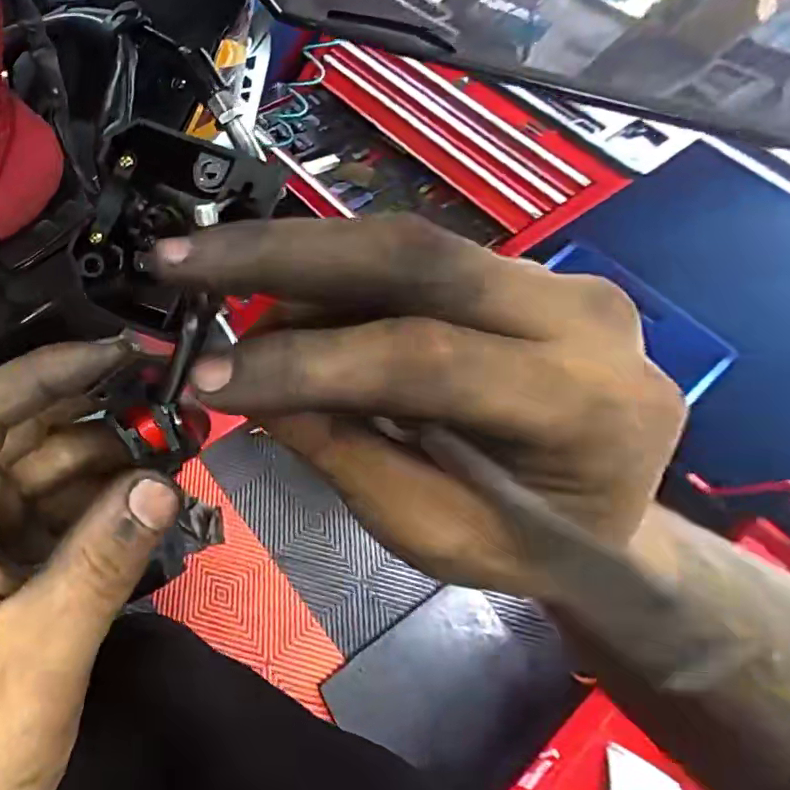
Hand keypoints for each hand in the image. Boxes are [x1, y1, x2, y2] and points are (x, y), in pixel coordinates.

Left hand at [0, 341, 183, 789]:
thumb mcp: (37, 654)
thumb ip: (101, 563)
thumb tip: (161, 482)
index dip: (45, 373)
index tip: (112, 354)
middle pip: (22, 432)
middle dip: (91, 412)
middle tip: (159, 397)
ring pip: (50, 467)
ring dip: (109, 455)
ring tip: (171, 445)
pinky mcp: (13, 559)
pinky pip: (64, 508)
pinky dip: (107, 498)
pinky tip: (150, 491)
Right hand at [152, 215, 685, 599]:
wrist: (613, 519)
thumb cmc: (528, 546)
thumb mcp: (428, 530)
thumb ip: (339, 451)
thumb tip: (240, 379)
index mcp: (583, 403)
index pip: (420, 357)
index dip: (299, 362)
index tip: (203, 377)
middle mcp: (576, 312)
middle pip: (405, 254)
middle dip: (273, 255)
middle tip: (177, 261)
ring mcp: (545, 275)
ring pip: (388, 243)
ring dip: (282, 261)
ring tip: (205, 285)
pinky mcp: (505, 266)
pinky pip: (392, 258)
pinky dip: (315, 275)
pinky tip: (265, 296)